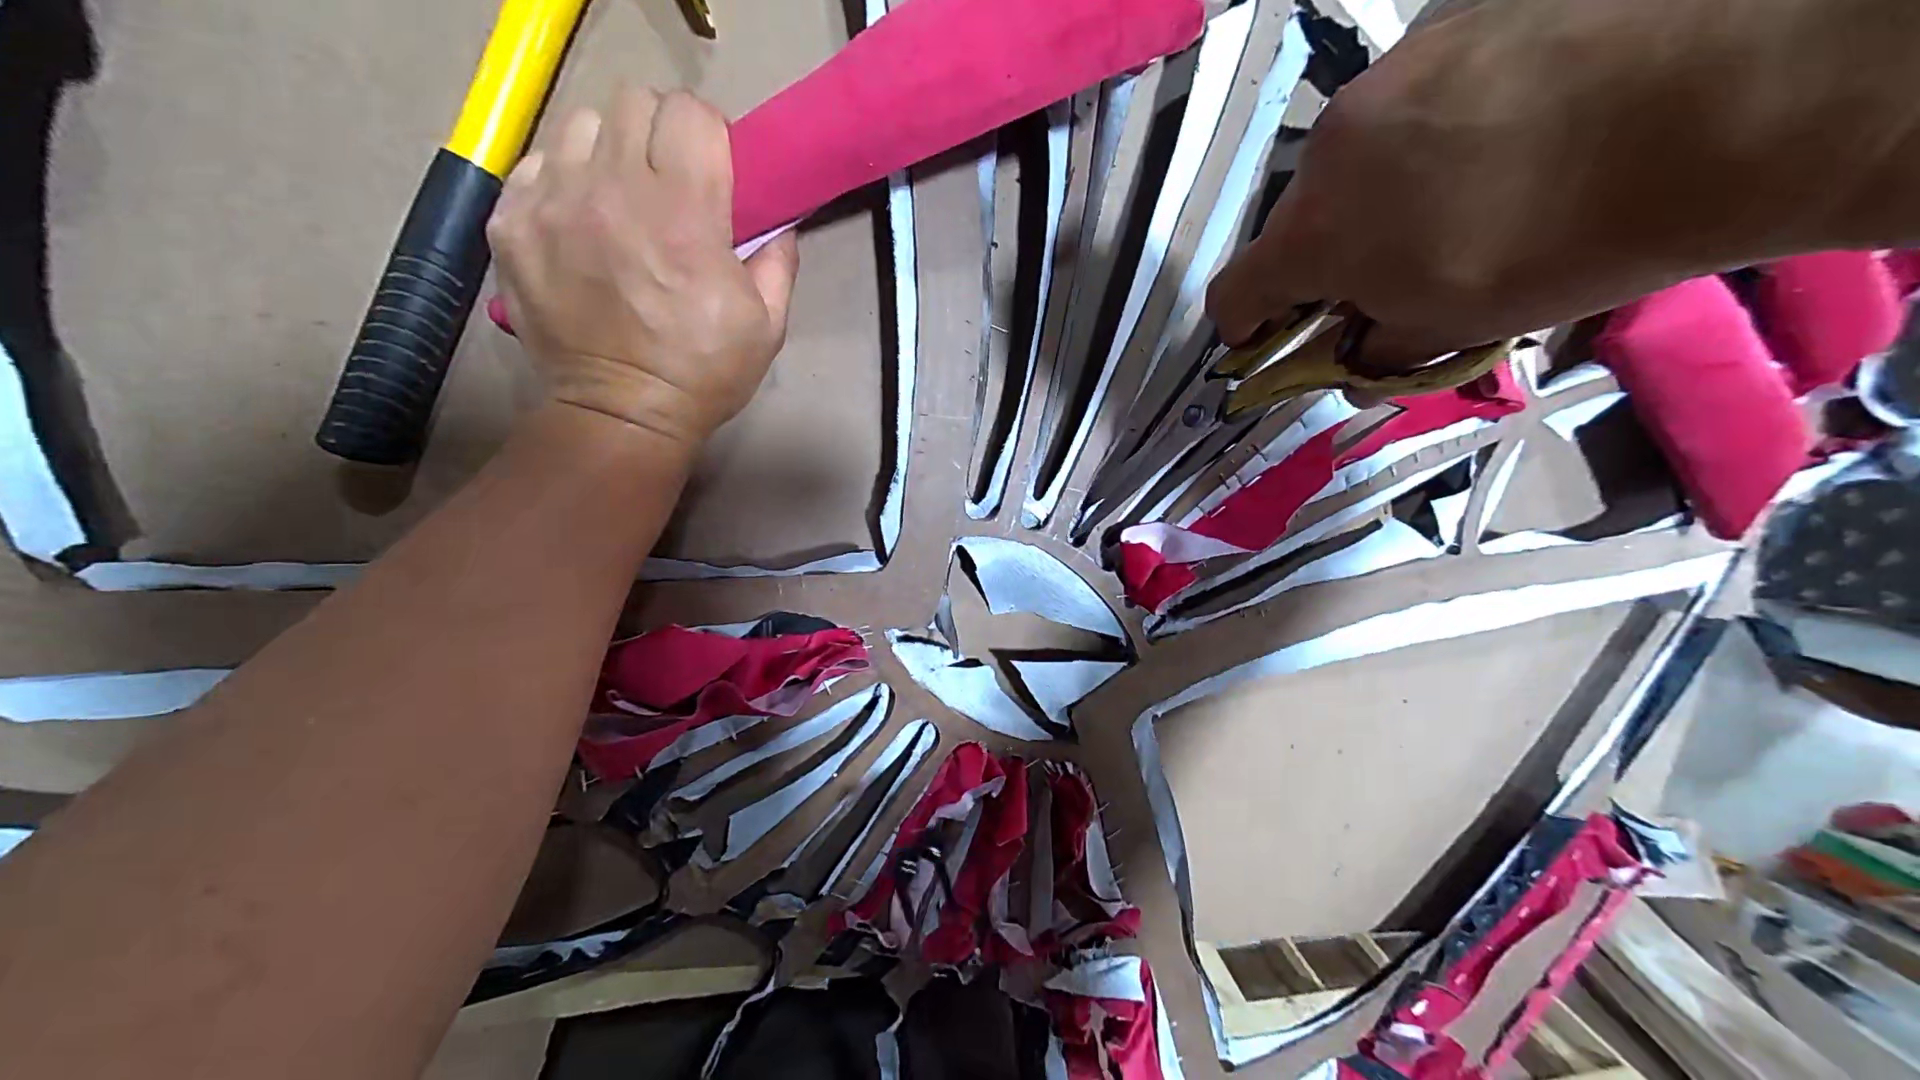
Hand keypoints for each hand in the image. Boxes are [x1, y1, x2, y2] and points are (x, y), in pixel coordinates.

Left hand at [488, 87, 799, 448]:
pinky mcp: (512, 224)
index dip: (708, 134)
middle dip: (659, 132)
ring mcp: (553, 204)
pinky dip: (563, 181)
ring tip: (620, 198)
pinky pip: (536, 166)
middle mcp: (614, 192)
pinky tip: (580, 221)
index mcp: (685, 214)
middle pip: (632, 101)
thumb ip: (778, 263)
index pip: (690, 114)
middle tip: (668, 179)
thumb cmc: (703, 373)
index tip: (712, 166)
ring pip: (580, 126)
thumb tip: (778, 223)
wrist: (620, 414)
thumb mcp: (766, 327)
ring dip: (608, 151)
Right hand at [1206, 0, 1919, 370]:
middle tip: (1388, 274)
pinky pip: (1411, 98)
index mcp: (1313, 234)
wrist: (1731, 95)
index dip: (1244, 326)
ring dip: (1375, 192)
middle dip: (1325, 258)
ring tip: (1460, 195)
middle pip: (1297, 222)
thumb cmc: (1562, 245)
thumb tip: (1353, 351)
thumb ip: (1375, 348)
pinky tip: (1502, 132)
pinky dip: (1429, 132)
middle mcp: (1329, 148)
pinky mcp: (1454, 21)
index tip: (1267, 340)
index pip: (1235, 293)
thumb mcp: (1451, 327)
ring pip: (1353, 157)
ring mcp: (1390, 76)